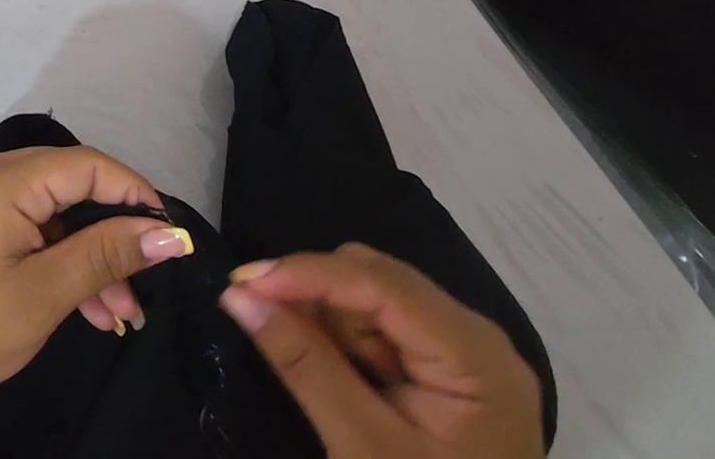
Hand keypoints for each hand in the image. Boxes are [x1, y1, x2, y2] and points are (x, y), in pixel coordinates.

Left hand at [0, 146, 194, 458]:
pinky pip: (24, 228)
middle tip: (143, 286)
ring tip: (118, 315)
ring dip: (86, 258)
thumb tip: (170, 233)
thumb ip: (107, 254)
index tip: (171, 233)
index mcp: (2, 180)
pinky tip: (83, 306)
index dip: (134, 192)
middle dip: (111, 235)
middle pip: (68, 188)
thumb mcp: (45, 293)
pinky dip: (55, 260)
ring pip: (50, 214)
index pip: (86, 165)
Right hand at [219, 243, 543, 458]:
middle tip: (264, 321)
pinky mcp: (447, 364)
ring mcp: (465, 348)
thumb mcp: (361, 445)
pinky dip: (344, 335)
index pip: (381, 284)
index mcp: (475, 357)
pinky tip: (336, 370)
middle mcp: (477, 335)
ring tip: (315, 368)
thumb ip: (303, 363)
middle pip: (378, 278)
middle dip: (315, 294)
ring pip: (373, 292)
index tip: (241, 280)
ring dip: (327, 315)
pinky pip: (380, 319)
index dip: (307, 273)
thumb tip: (237, 295)